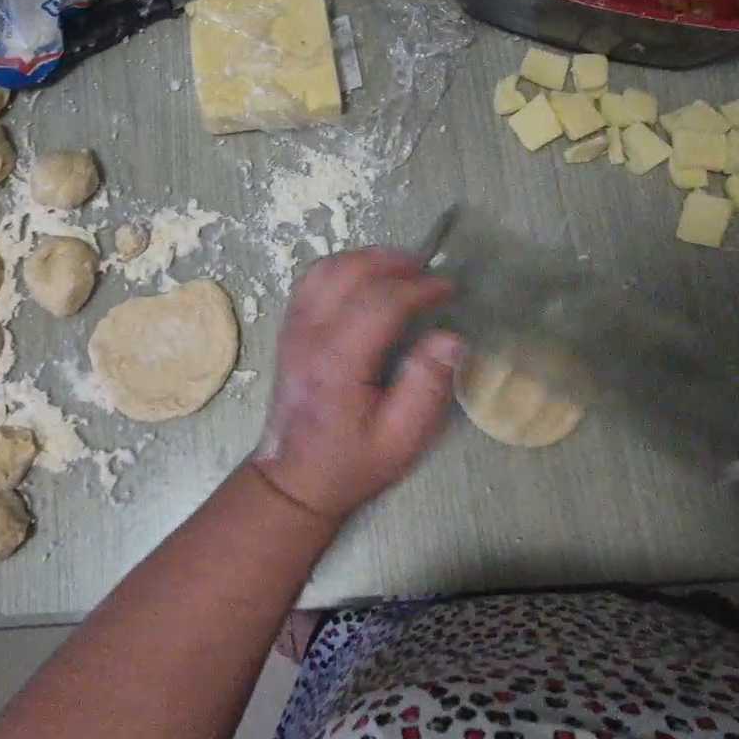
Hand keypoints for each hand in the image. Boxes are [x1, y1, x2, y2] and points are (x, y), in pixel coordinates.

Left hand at [251, 248, 462, 520]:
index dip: (419, 287)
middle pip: (347, 272)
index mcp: (338, 362)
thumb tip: (450, 337)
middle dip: (393, 262)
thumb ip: (426, 387)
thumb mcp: (401, 439)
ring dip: (365, 260)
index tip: (449, 289)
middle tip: (427, 271)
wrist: (293, 478)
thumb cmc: (350, 463)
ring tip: (401, 269)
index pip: (380, 301)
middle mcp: (309, 336)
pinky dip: (342, 269)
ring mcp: (292, 329)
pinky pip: (311, 282)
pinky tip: (366, 281)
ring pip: (324, 269)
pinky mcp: (288, 330)